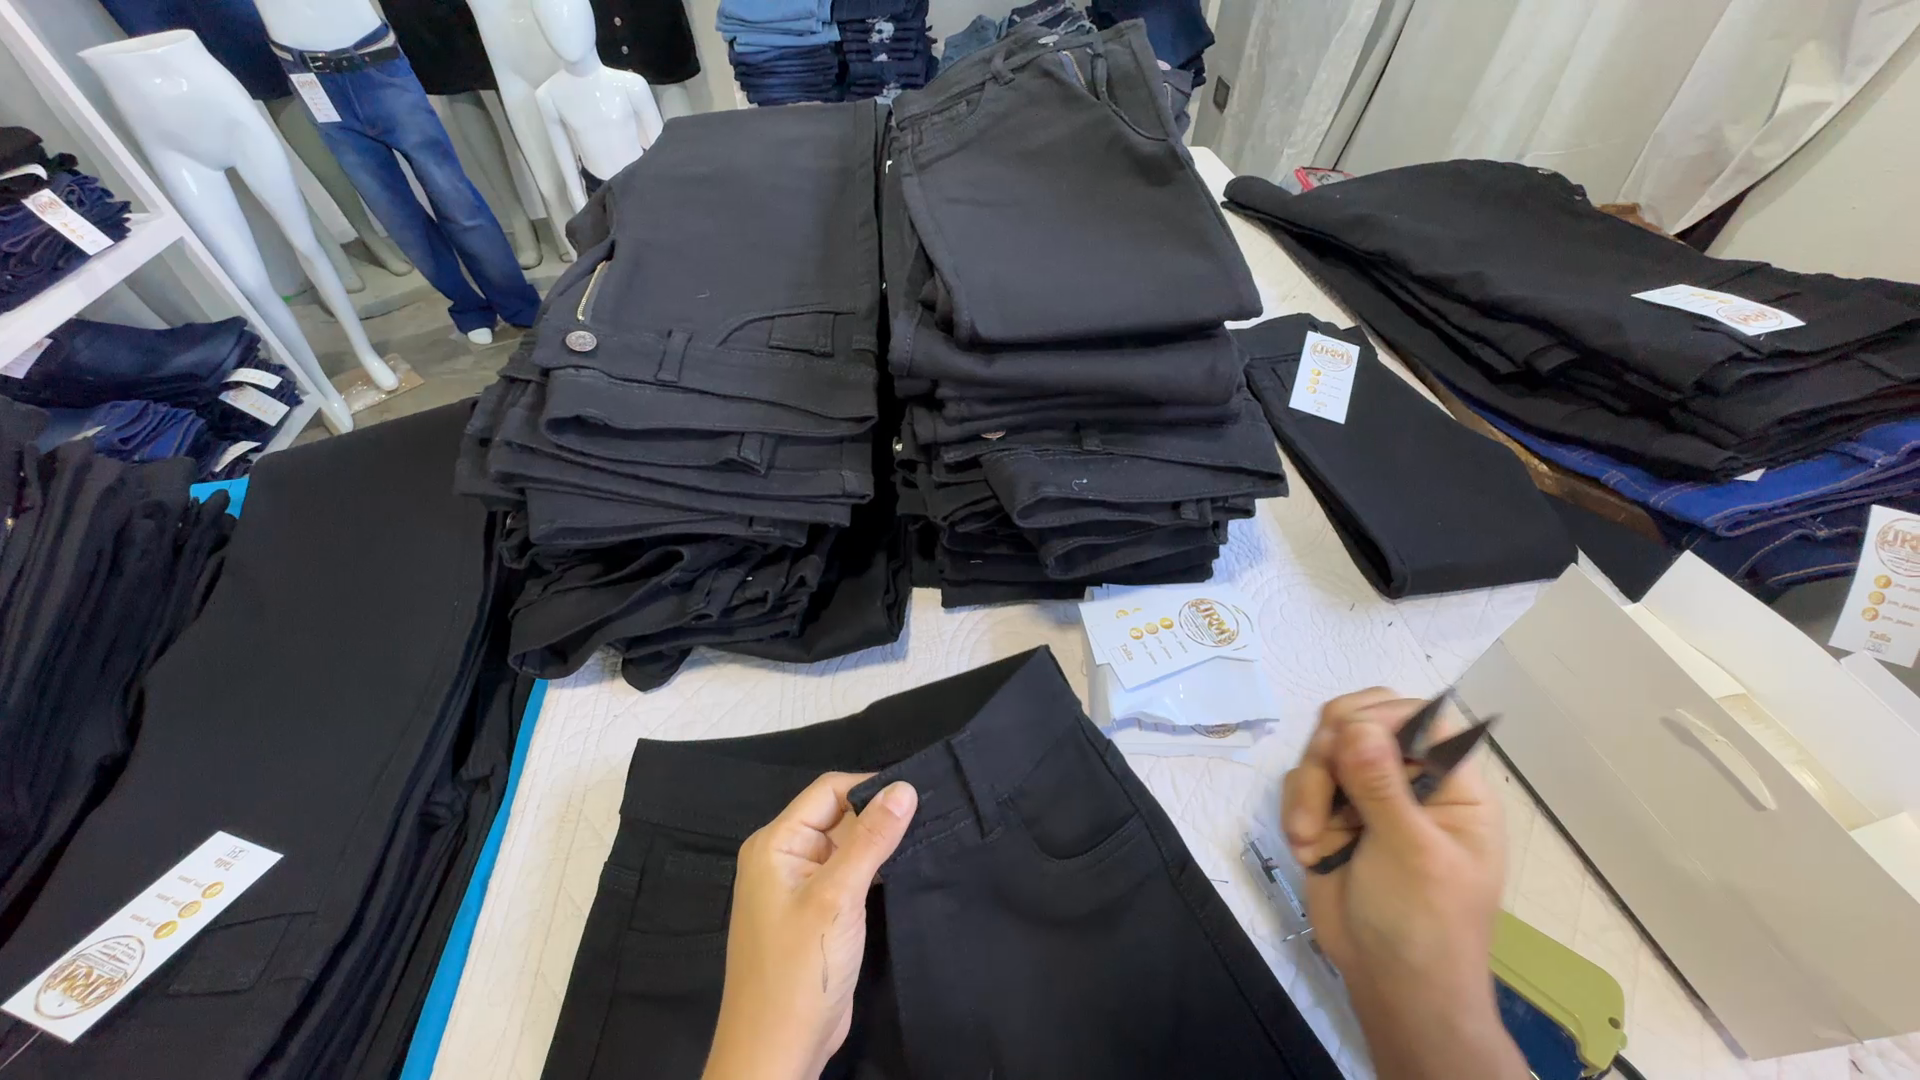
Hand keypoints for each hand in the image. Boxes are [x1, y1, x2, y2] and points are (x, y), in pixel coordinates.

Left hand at [702, 773, 917, 1079]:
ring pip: (846, 846)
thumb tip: (905, 787)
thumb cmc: (800, 969)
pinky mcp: (817, 913)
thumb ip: (871, 839)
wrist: (777, 1053)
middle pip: (838, 816)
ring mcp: (800, 887)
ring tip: (927, 836)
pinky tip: (906, 867)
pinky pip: (847, 874)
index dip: (871, 787)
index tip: (917, 794)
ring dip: (879, 843)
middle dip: (878, 815)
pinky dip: (873, 869)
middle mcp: (784, 857)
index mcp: (775, 843)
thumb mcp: (838, 898)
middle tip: (931, 814)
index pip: (828, 792)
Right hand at [1281, 689, 1526, 1079]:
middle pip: (1362, 721)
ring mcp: (1367, 795)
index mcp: (1452, 785)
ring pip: (1323, 750)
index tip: (1350, 740)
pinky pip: (1301, 781)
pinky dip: (1296, 810)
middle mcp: (1409, 780)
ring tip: (1310, 837)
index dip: (1383, 716)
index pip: (1423, 717)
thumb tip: (1356, 724)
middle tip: (1323, 784)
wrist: (1389, 983)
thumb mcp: (1410, 853)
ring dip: (1308, 789)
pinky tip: (1307, 847)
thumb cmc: (1423, 923)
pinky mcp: (1331, 812)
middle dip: (1332, 751)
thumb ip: (1381, 785)